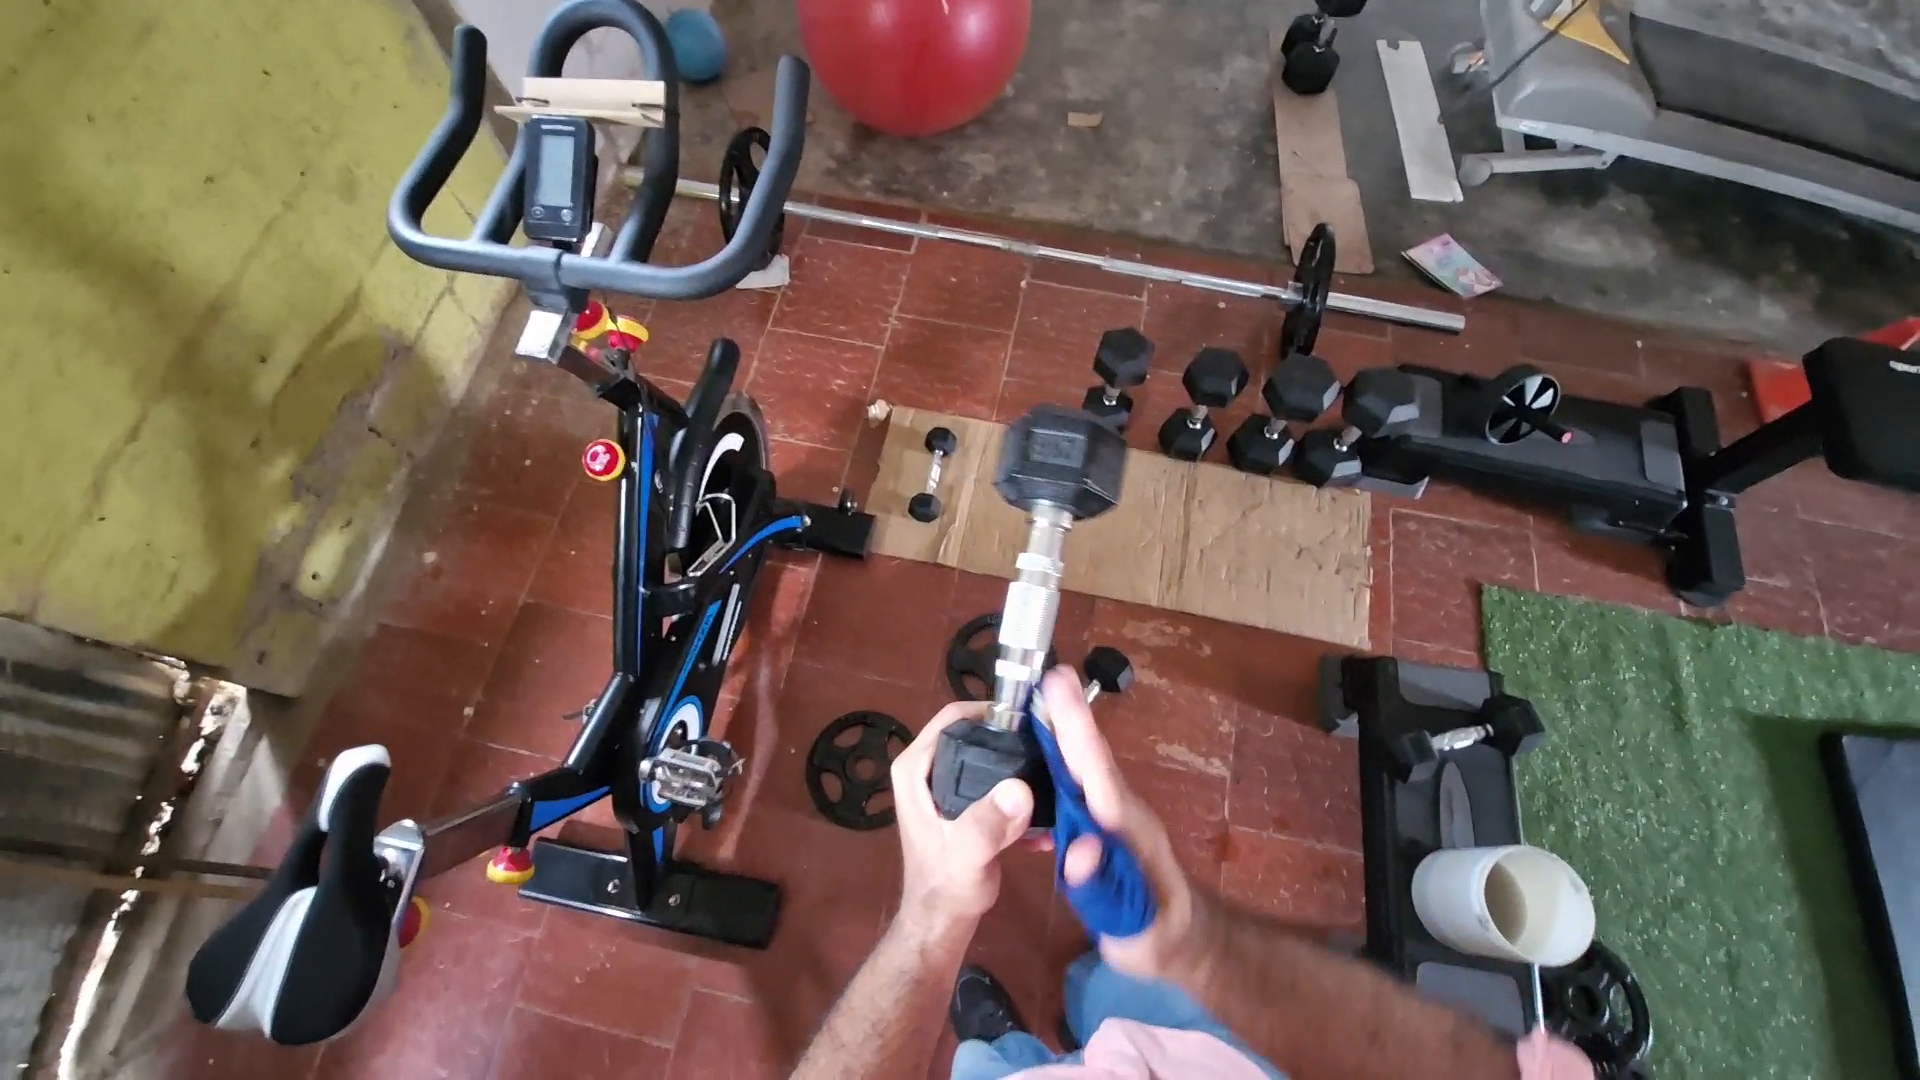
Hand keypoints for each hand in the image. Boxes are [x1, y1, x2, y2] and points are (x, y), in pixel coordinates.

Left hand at [889, 701, 1034, 928]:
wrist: (943, 924)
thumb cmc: (946, 888)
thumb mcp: (967, 855)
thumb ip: (988, 824)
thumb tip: (1020, 789)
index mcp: (916, 767)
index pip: (954, 717)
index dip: (992, 712)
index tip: (1032, 723)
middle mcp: (929, 767)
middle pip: (976, 732)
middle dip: (1014, 738)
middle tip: (1052, 748)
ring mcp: (946, 784)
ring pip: (989, 755)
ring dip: (1021, 765)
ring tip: (1056, 774)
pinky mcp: (965, 800)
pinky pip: (996, 780)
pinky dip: (1019, 791)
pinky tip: (1047, 809)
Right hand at [1040, 667, 1211, 983]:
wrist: (1185, 938)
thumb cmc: (1160, 938)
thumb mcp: (1135, 931)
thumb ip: (1105, 893)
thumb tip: (1081, 847)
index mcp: (1127, 830)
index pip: (1099, 774)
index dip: (1077, 731)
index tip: (1059, 689)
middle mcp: (1120, 810)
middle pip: (1091, 757)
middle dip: (1070, 715)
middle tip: (1047, 673)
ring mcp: (1113, 812)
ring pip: (1084, 763)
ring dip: (1064, 727)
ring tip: (1038, 694)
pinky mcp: (1103, 819)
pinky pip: (1078, 779)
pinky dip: (1060, 752)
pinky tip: (1041, 739)